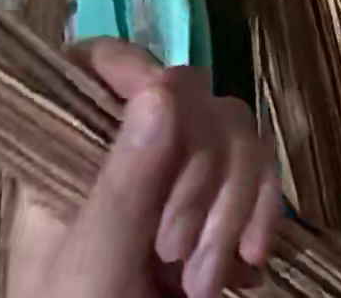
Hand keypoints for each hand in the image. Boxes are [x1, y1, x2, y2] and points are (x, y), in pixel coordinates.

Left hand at [6, 39, 280, 297]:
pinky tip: (251, 263)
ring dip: (235, 200)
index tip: (162, 106)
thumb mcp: (93, 272)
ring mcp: (185, 169)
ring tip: (208, 283)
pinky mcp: (226, 195)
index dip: (128, 65)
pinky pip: (264, 163)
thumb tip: (162, 81)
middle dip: (200, 169)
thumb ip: (124, 183)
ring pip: (235, 125)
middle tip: (176, 251)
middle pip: (188, 93)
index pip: (93, 64)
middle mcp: (135, 146)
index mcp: (76, 154)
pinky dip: (264, 207)